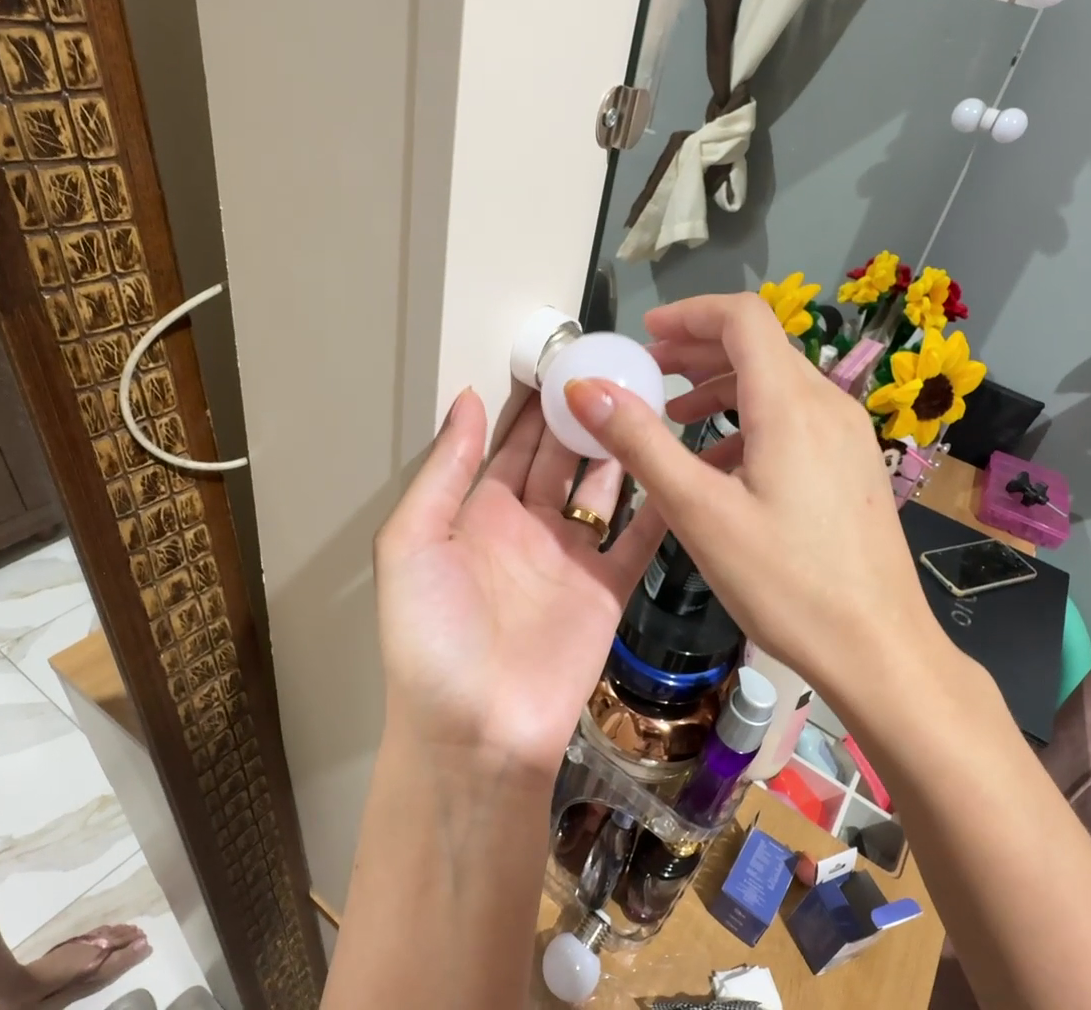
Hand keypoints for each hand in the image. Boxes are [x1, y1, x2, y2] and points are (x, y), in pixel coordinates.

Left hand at [373, 391, 665, 772]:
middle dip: (582, 417)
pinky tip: (679, 465)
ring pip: (603, 489)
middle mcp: (526, 528)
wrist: (476, 731)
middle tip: (616, 368)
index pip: (509, 445)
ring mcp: (570, 559)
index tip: (561, 358)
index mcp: (476, 514)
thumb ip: (443, 472)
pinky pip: (638, 539)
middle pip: (560, 459)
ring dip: (621, 448)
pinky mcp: (607, 590)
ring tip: (651, 401)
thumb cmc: (430, 637)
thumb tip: (469, 397)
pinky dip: (658, 506)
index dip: (532, 405)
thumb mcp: (412, 545)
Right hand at [564, 292, 946, 696]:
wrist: (878, 648)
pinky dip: (749, 422)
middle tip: (648, 372)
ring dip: (721, 387)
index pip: (742, 319)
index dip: (689, 314)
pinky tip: (721, 465)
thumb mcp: (699, 512)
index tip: (644, 335)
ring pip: (777, 384)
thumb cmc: (785, 582)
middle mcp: (827, 405)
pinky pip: (795, 420)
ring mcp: (847, 437)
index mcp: (791, 404)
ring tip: (675, 416)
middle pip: (760, 347)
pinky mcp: (853, 467)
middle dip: (698, 349)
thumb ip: (640, 444)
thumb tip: (586, 389)